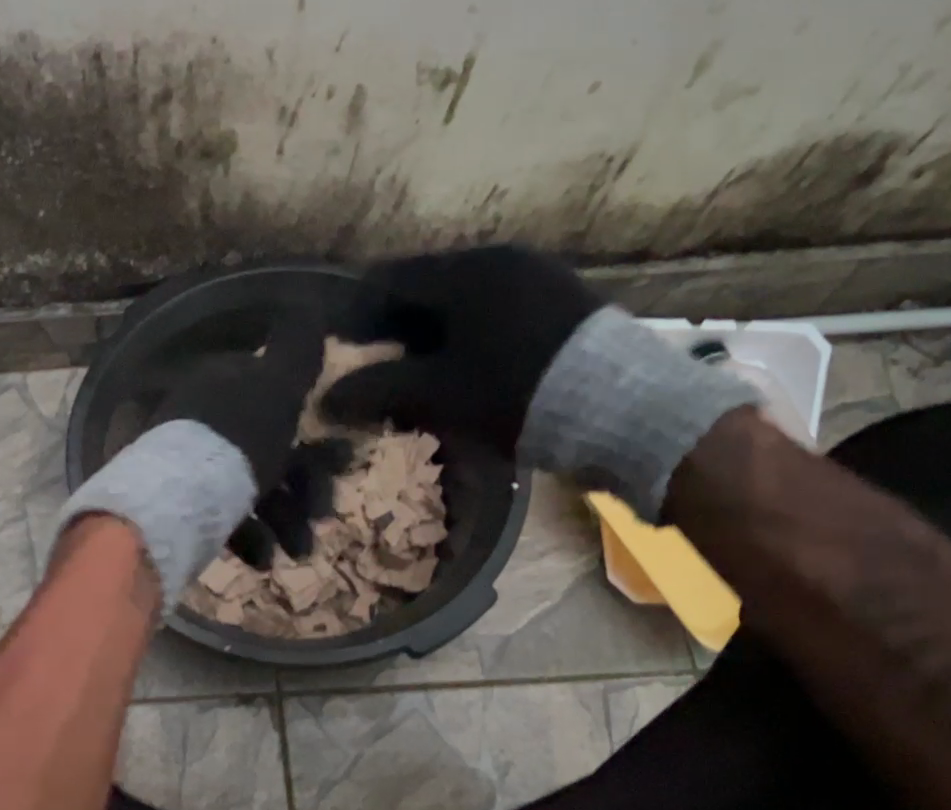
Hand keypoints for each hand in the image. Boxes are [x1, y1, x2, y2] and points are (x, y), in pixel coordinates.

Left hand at [57, 306, 343, 601]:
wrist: (172, 501)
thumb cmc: (233, 439)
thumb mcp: (274, 388)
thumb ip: (295, 351)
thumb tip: (309, 302)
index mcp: (223, 388)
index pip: (277, 405)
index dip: (312, 436)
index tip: (341, 465)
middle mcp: (203, 422)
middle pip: (267, 454)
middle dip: (302, 490)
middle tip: (321, 518)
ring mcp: (188, 467)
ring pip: (249, 491)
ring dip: (282, 522)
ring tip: (296, 552)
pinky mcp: (178, 508)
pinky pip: (222, 519)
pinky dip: (249, 538)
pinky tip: (262, 559)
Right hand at [320, 245, 603, 454]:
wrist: (624, 408)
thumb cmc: (516, 391)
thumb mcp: (438, 393)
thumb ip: (377, 390)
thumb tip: (326, 398)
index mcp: (466, 270)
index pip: (391, 278)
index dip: (359, 311)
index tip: (341, 342)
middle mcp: (503, 259)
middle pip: (430, 288)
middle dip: (398, 325)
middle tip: (378, 363)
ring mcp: (542, 278)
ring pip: (468, 302)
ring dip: (437, 334)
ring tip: (422, 374)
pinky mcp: (569, 304)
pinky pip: (502, 313)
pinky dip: (475, 337)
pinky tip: (471, 370)